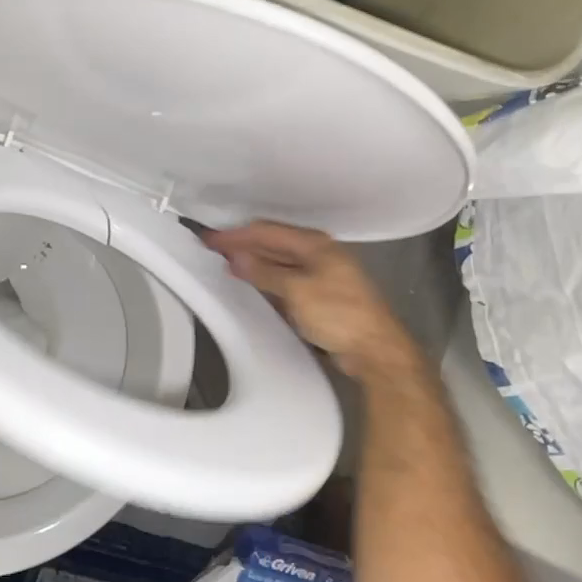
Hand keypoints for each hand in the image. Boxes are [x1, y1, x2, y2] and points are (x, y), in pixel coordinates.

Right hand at [200, 221, 409, 377]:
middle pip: (273, 243)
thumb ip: (264, 272)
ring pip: (279, 261)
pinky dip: (266, 279)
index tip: (207, 239)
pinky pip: (286, 279)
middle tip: (211, 249)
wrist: (374, 349)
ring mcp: (320, 274)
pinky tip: (252, 284)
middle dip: (242, 245)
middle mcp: (318, 253)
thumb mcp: (296, 291)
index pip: (266, 232)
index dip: (236, 235)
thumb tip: (235, 258)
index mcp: (314, 244)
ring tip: (225, 264)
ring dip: (253, 261)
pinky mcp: (320, 295)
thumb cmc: (338, 314)